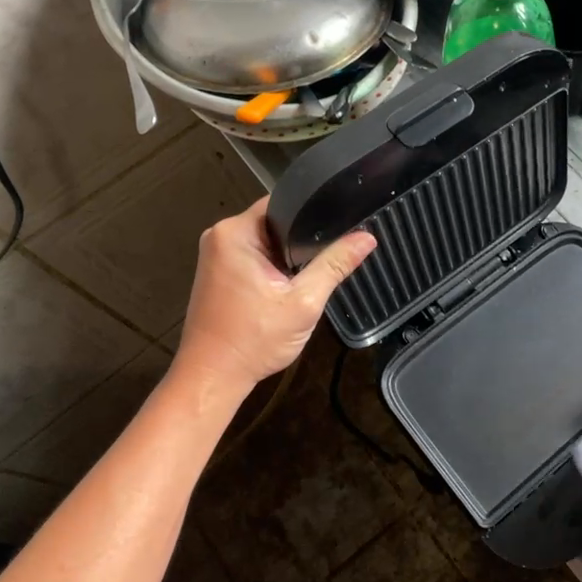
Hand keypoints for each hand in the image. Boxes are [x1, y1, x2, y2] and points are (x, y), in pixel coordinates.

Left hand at [171, 198, 375, 388]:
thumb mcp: (304, 301)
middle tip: (335, 250)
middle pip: (275, 221)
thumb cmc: (254, 339)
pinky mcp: (218, 274)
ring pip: (267, 241)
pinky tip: (292, 283)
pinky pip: (255, 256)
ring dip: (289, 254)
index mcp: (235, 232)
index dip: (313, 212)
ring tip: (318, 267)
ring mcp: (216, 255)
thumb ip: (335, 264)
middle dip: (302, 237)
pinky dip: (275, 266)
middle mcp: (220, 236)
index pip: (283, 203)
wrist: (213, 378)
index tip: (342, 222)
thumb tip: (367, 238)